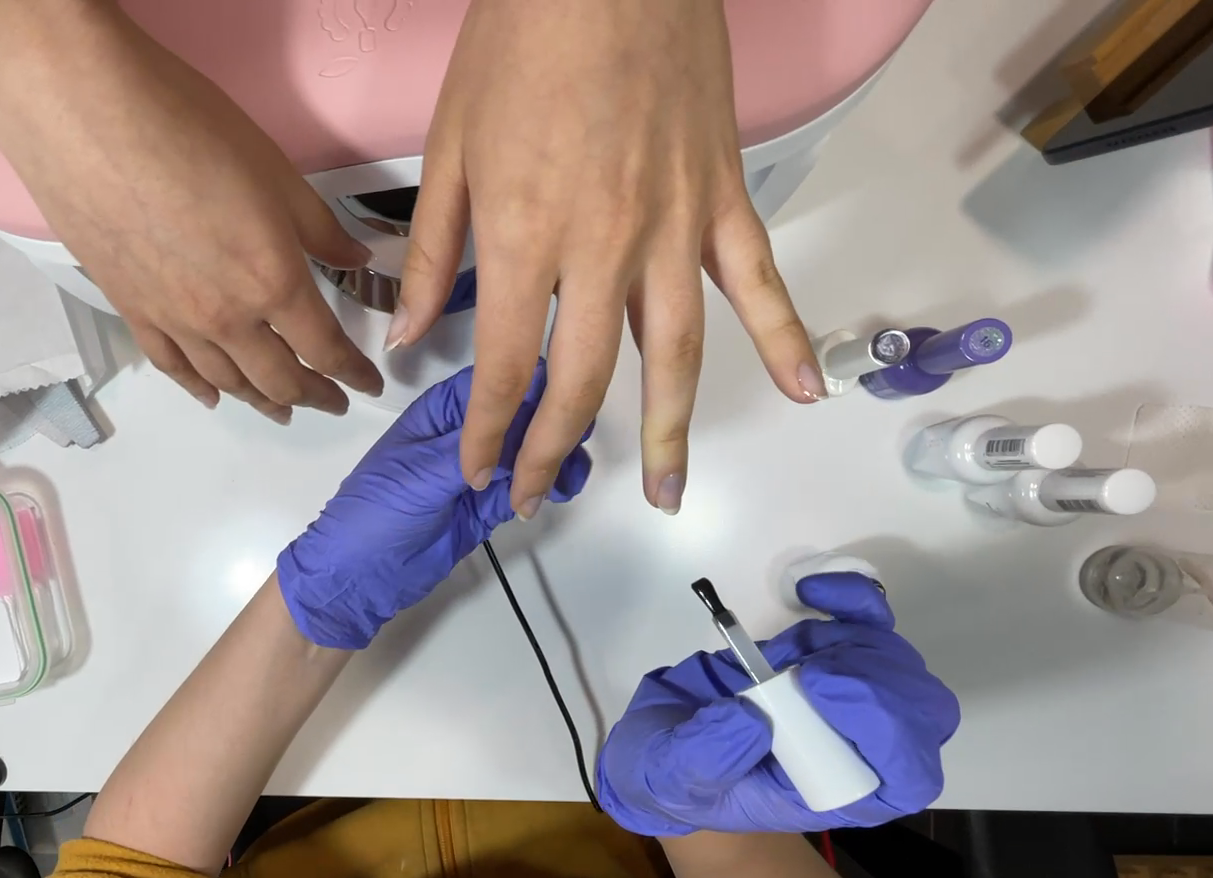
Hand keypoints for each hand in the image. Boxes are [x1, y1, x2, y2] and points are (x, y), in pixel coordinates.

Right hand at [0, 0, 381, 421]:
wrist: (81, 112)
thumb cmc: (188, 128)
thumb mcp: (278, 174)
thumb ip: (322, 230)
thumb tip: (357, 259)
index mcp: (274, 284)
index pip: (325, 349)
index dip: (353, 373)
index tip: (369, 385)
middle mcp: (227, 320)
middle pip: (280, 379)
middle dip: (315, 396)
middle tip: (332, 403)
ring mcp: (175, 323)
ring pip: (228, 383)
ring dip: (262, 401)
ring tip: (282, 411)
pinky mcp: (132, 313)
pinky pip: (173, 368)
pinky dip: (199, 389)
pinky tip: (212, 398)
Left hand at [277, 365, 590, 648]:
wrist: (361, 576)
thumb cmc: (378, 513)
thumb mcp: (425, 472)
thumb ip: (479, 446)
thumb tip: (531, 417)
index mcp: (441, 411)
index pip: (497, 384)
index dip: (534, 388)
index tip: (565, 401)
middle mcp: (465, 433)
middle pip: (522, 416)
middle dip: (551, 426)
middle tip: (574, 443)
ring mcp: (480, 470)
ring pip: (531, 452)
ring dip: (556, 457)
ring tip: (570, 475)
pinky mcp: (489, 505)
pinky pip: (527, 486)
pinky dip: (548, 485)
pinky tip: (562, 489)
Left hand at [391, 0, 819, 515]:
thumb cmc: (518, 42)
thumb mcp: (447, 150)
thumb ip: (432, 255)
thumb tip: (411, 335)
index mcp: (525, 238)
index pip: (503, 366)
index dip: (488, 431)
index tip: (477, 474)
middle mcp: (603, 250)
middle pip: (581, 381)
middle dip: (553, 449)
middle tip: (536, 497)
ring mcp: (674, 228)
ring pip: (673, 355)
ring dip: (666, 434)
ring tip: (664, 494)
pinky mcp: (724, 198)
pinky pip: (759, 280)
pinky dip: (784, 337)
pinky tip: (802, 391)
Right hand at [596, 573, 957, 834]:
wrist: (658, 739)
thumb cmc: (667, 772)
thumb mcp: (671, 776)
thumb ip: (704, 758)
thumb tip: (754, 717)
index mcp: (830, 793)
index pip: (904, 773)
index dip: (886, 727)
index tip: (818, 685)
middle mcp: (853, 749)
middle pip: (917, 712)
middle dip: (876, 679)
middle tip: (806, 665)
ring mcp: (843, 701)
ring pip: (894, 663)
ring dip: (847, 642)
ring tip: (778, 652)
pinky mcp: (822, 659)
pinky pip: (868, 624)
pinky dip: (853, 600)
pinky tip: (814, 592)